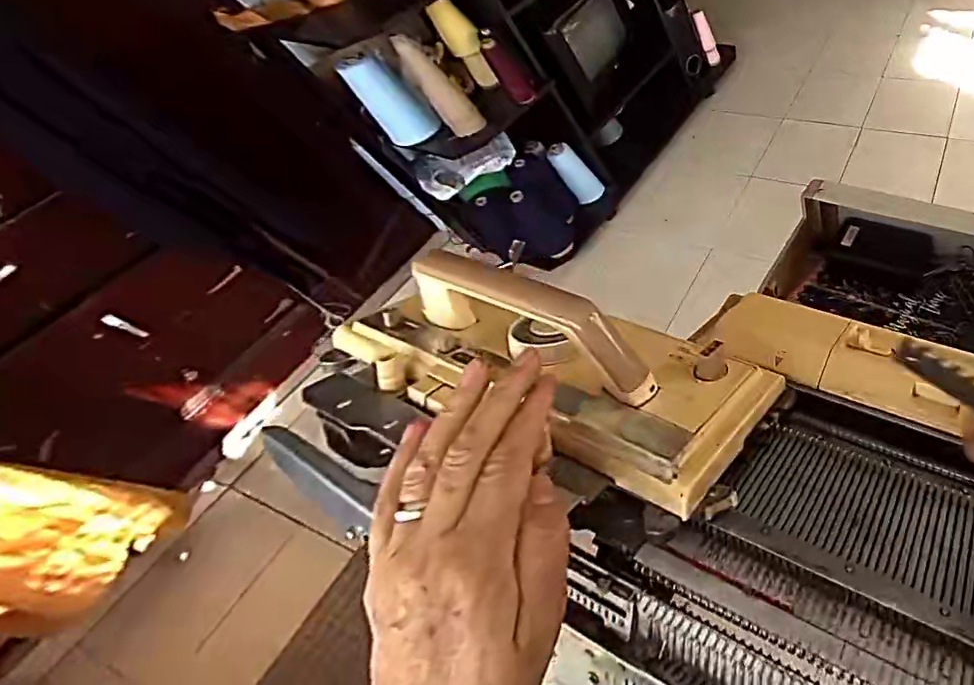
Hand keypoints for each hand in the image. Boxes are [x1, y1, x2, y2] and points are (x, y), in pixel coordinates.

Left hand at [365, 354, 569, 684]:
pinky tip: (421, 427)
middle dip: (498, 399)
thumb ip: (545, 538)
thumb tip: (543, 483)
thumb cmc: (493, 670)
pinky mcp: (381, 569)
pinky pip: (388, 501)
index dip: (528, 417)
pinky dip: (405, 457)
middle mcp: (430, 551)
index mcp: (478, 557)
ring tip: (473, 375)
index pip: (506, 463)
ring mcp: (399, 558)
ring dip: (454, 412)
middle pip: (466, 453)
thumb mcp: (545, 606)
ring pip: (425, 466)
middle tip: (519, 366)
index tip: (544, 387)